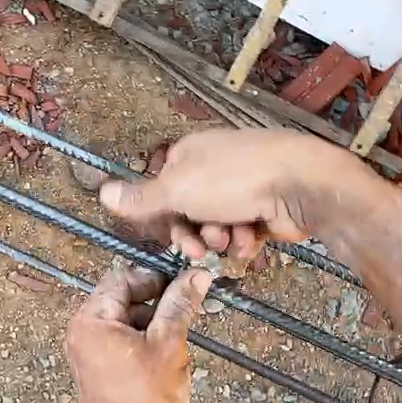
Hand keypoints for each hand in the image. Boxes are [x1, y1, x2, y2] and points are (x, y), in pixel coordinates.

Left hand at [65, 265, 210, 402]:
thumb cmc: (146, 402)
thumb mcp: (168, 345)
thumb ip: (180, 304)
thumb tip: (196, 274)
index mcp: (90, 320)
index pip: (122, 278)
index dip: (155, 277)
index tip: (185, 282)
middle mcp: (82, 332)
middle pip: (123, 298)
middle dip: (157, 302)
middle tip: (188, 309)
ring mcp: (89, 352)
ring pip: (127, 320)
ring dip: (155, 323)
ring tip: (179, 341)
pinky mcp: (100, 369)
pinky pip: (123, 342)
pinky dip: (146, 342)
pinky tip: (168, 358)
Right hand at [99, 129, 364, 259]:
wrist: (300, 185)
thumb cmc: (234, 178)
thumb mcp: (177, 189)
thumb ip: (141, 197)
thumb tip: (102, 192)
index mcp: (190, 154)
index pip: (163, 189)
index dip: (164, 217)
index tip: (170, 235)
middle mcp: (214, 169)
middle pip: (189, 212)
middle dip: (195, 234)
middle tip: (202, 247)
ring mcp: (242, 188)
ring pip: (216, 226)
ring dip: (220, 239)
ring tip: (233, 238)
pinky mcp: (264, 210)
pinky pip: (242, 232)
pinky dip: (244, 240)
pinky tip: (251, 239)